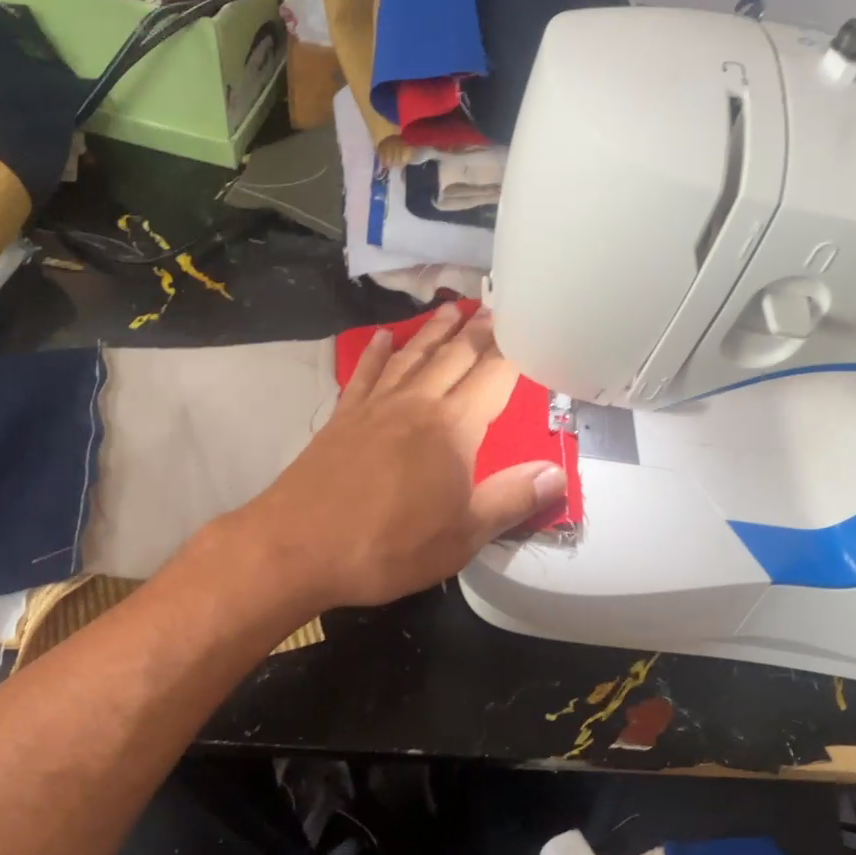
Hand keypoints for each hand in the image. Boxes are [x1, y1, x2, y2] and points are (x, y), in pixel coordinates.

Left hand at [234, 303, 566, 610]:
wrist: (298, 547)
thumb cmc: (389, 546)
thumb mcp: (462, 535)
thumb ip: (511, 500)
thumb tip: (557, 473)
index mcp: (453, 428)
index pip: (494, 377)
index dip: (513, 351)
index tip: (529, 326)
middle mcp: (416, 404)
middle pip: (454, 356)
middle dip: (478, 332)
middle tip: (495, 307)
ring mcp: (375, 407)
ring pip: (412, 356)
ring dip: (434, 331)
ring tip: (452, 308)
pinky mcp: (343, 418)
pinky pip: (367, 373)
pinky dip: (378, 353)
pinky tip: (384, 338)